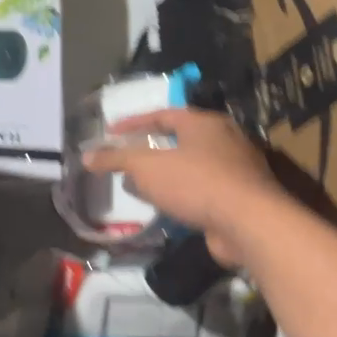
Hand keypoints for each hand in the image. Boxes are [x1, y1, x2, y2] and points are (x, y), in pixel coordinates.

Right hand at [82, 108, 283, 265]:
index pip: (163, 114)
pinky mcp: (241, 193)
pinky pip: (202, 185)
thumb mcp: (144, 167)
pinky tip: (164, 202)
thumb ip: (115, 159)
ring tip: (139, 183)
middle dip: (149, 147)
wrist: (249, 222)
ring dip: (163, 171)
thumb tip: (87, 156)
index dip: (133, 122)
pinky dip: (180, 190)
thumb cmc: (195, 183)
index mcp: (205, 124)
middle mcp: (226, 139)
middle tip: (126, 156)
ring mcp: (237, 167)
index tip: (109, 133)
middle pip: (179, 137)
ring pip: (191, 163)